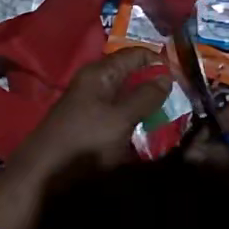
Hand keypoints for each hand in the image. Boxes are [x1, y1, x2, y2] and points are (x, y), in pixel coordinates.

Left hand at [9, 48, 172, 189]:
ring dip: (145, 104)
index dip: (158, 60)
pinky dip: (132, 119)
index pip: (134, 54)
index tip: (183, 75)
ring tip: (170, 115)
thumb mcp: (121, 118)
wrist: (44, 174)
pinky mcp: (88, 124)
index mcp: (99, 73)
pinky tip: (146, 131)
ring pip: (124, 96)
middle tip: (181, 97)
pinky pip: (117, 114)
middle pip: (130, 74)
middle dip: (154, 84)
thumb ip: (145, 96)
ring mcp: (89, 104)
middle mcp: (93, 82)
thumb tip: (167, 76)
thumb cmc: (84, 141)